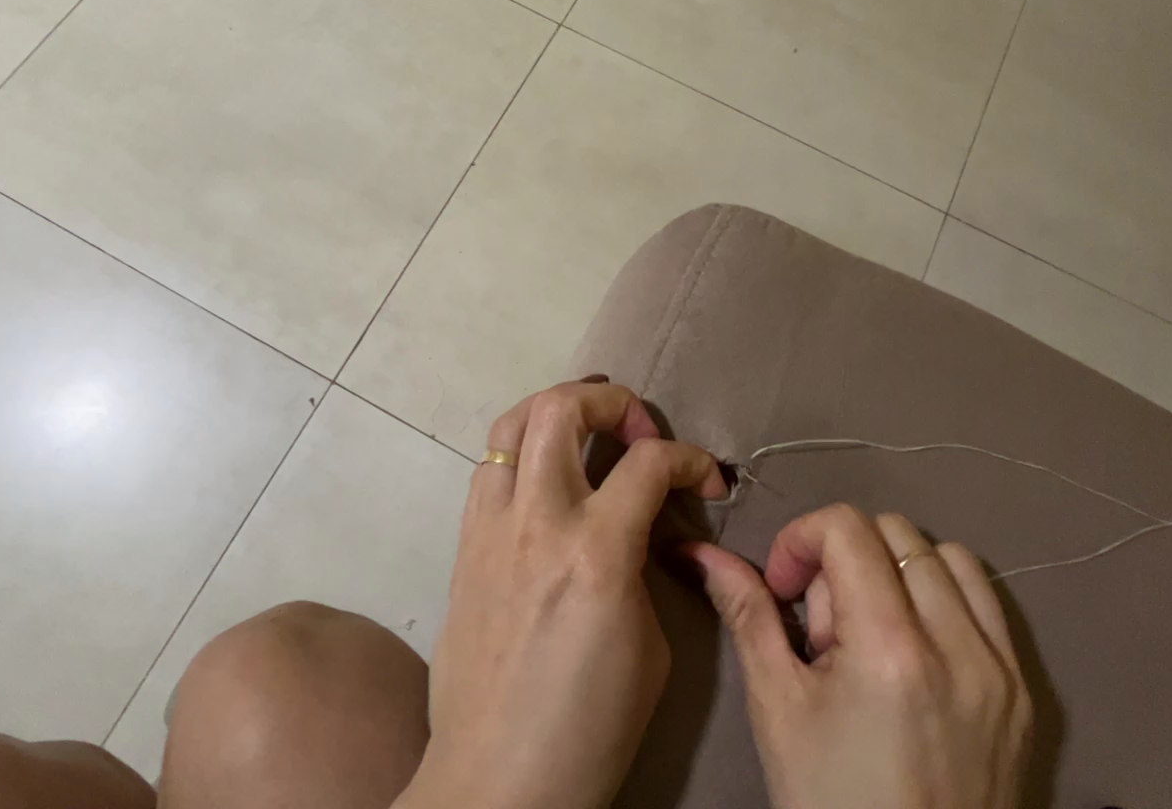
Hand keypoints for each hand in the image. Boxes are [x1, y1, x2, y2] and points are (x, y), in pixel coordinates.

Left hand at [396, 381, 726, 808]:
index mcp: (595, 552)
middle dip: (610, 399)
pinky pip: (490, 469)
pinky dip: (523, 454)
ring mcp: (490, 527)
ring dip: (555, 411)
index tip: (708, 481)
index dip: (691, 458)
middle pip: (560, 407)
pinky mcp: (464, 543)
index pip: (649, 462)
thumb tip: (639, 529)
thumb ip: (643, 566)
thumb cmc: (590, 725)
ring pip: (511, 423)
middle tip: (638, 431)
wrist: (499, 775)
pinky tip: (546, 483)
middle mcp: (536, 520)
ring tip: (587, 433)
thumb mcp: (650, 645)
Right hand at [688, 506, 1031, 808]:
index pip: (847, 527)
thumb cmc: (829, 796)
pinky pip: (986, 599)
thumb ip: (746, 612)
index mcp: (890, 646)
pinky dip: (941, 594)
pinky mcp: (1024, 690)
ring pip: (944, 554)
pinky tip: (912, 642)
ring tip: (869, 629)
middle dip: (843, 556)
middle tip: (822, 622)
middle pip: (893, 531)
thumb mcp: (775, 703)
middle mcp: (957, 644)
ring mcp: (1002, 667)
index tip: (783, 589)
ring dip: (894, 569)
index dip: (800, 540)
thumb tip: (702, 551)